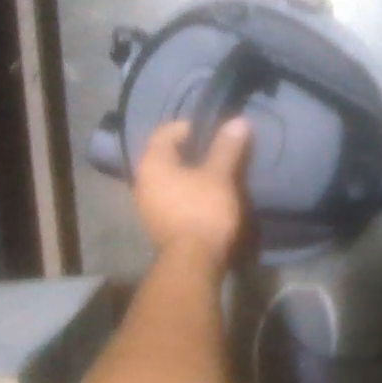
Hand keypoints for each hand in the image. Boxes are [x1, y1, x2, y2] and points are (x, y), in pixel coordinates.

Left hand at [132, 118, 251, 266]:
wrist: (194, 261)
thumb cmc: (203, 211)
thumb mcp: (220, 176)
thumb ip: (227, 147)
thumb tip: (238, 121)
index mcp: (152, 163)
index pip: (166, 131)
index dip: (191, 127)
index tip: (215, 133)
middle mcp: (143, 181)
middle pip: (167, 155)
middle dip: (193, 152)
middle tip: (220, 153)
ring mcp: (147, 205)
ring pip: (170, 178)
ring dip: (191, 174)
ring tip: (217, 177)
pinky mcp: (158, 224)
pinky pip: (172, 197)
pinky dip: (188, 192)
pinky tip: (207, 199)